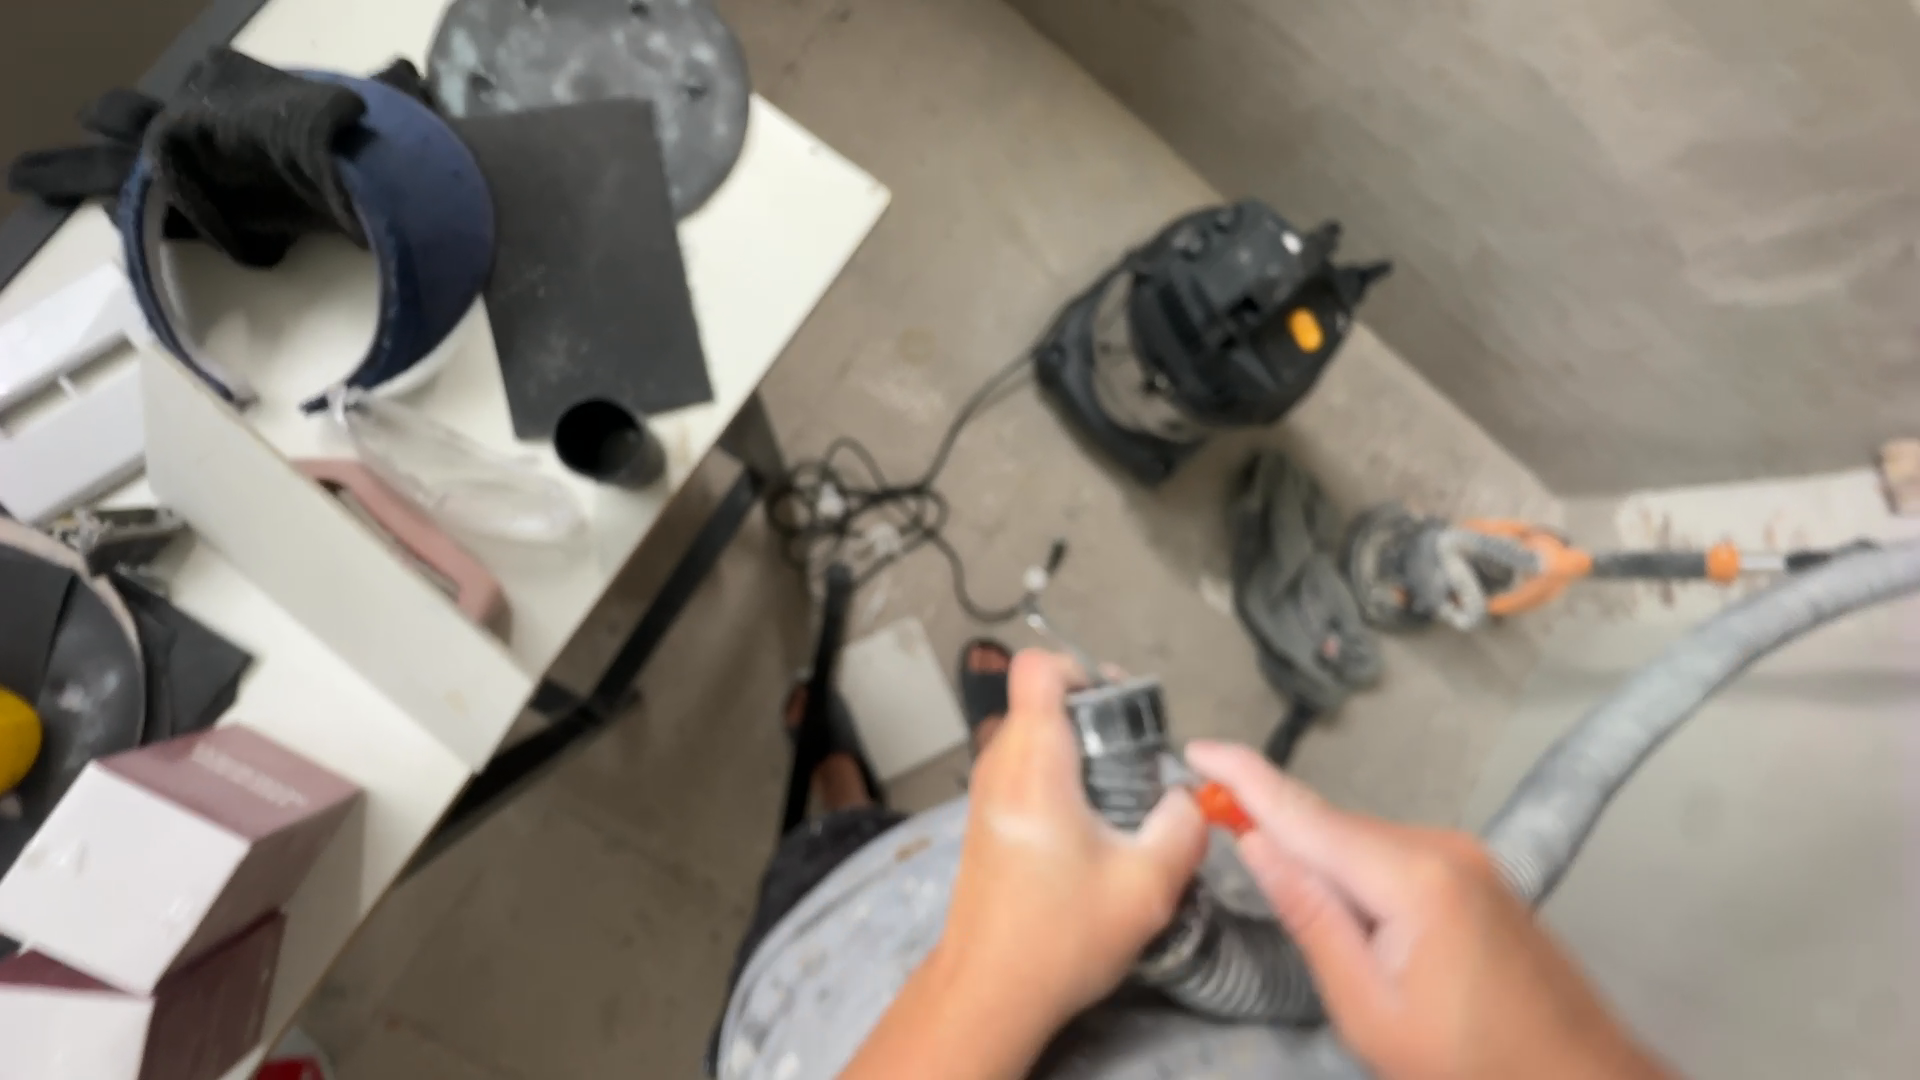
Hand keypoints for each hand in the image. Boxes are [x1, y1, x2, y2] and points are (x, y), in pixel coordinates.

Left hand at [931, 650, 1208, 1030]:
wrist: (986, 989)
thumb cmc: (1059, 935)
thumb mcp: (1146, 887)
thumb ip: (1182, 828)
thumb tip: (1188, 797)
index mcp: (1033, 762)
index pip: (1037, 668)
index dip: (1081, 670)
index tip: (1119, 707)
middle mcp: (1000, 761)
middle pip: (1039, 697)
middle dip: (1092, 712)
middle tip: (1135, 752)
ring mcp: (986, 785)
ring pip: (1031, 729)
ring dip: (1077, 743)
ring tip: (1118, 789)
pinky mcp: (985, 810)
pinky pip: (1023, 761)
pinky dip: (1058, 768)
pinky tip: (1089, 819)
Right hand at [1187, 741, 1671, 1079]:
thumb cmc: (1473, 1070)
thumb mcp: (1369, 1010)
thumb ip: (1308, 914)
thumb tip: (1254, 841)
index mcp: (1408, 877)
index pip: (1302, 811)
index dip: (1242, 774)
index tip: (1195, 750)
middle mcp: (1436, 844)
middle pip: (1328, 825)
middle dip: (1278, 834)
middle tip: (1242, 869)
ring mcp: (1461, 853)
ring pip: (1356, 839)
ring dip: (1318, 862)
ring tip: (1324, 931)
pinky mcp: (1472, 869)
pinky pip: (1386, 854)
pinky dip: (1353, 871)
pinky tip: (1361, 922)